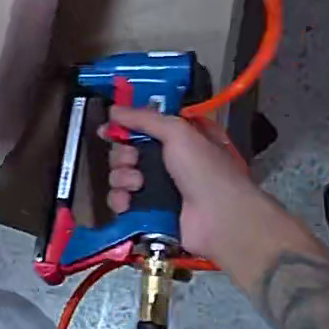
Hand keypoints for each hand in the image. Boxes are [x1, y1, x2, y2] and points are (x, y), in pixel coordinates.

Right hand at [100, 105, 286, 262]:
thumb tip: (114, 110)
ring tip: (137, 184)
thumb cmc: (204, 169)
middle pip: (124, 152)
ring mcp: (154, 190)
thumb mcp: (178, 132)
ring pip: (119, 177)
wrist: (220, 219)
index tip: (107, 129)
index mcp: (174, 141)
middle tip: (133, 160)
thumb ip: (144, 118)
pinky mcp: (147, 214)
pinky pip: (120, 203)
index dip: (122, 127)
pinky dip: (120, 201)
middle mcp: (163, 164)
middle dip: (122, 155)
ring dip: (122, 178)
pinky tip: (129, 202)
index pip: (140, 129)